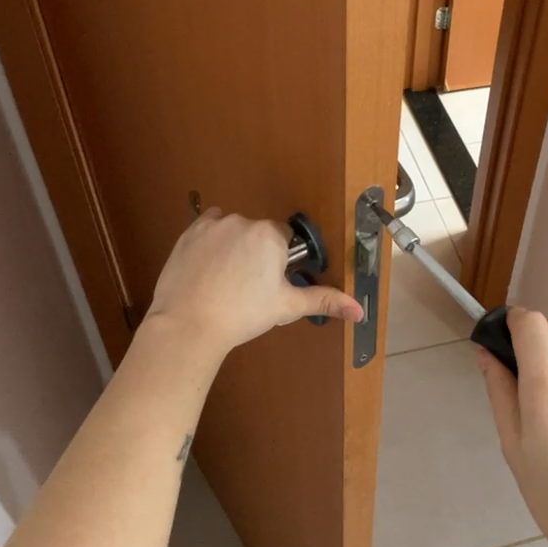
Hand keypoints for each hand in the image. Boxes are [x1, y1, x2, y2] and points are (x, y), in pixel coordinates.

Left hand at [143, 209, 363, 355]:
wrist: (188, 324)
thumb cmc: (242, 314)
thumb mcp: (286, 306)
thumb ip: (324, 301)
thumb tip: (359, 310)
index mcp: (270, 235)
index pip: (286, 238)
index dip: (281, 261)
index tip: (271, 282)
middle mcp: (243, 222)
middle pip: (260, 234)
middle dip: (258, 255)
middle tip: (249, 287)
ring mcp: (213, 225)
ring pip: (234, 232)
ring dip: (235, 248)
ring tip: (226, 282)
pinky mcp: (189, 233)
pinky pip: (209, 229)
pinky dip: (212, 242)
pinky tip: (210, 267)